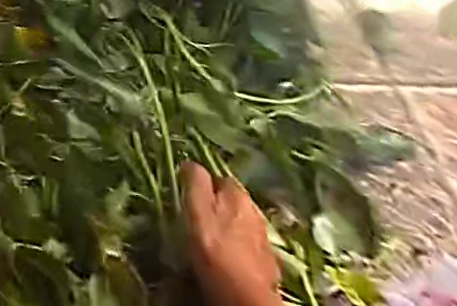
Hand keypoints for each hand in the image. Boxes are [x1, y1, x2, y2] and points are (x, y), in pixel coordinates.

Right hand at [183, 162, 282, 305]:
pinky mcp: (268, 263)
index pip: (217, 176)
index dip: (202, 184)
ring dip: (228, 228)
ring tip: (212, 241)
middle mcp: (255, 210)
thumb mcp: (196, 209)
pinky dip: (238, 248)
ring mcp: (264, 238)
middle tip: (198, 219)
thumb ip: (195, 181)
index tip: (188, 197)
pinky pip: (248, 247)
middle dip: (217, 206)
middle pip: (231, 201)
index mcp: (237, 192)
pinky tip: (228, 259)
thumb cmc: (215, 249)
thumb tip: (190, 163)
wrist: (245, 297)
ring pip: (241, 224)